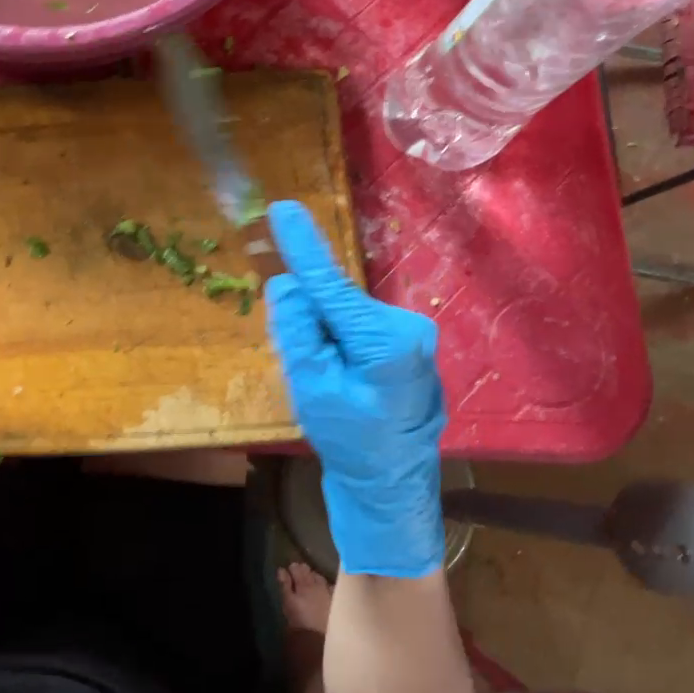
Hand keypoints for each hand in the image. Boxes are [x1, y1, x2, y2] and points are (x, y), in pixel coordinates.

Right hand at [264, 200, 445, 577]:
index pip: (330, 285)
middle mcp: (407, 325)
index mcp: (386, 338)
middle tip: (310, 374)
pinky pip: (354, 327)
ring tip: (330, 385)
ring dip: (323, 337)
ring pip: (342, 315)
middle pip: (334, 303)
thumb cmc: (349, 442)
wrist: (390, 485)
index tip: (281, 207)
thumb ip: (296, 331)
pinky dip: (337, 342)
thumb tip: (288, 284)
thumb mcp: (311, 389)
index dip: (301, 247)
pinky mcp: (406, 342)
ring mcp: (411, 333)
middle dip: (310, 323)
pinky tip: (343, 380)